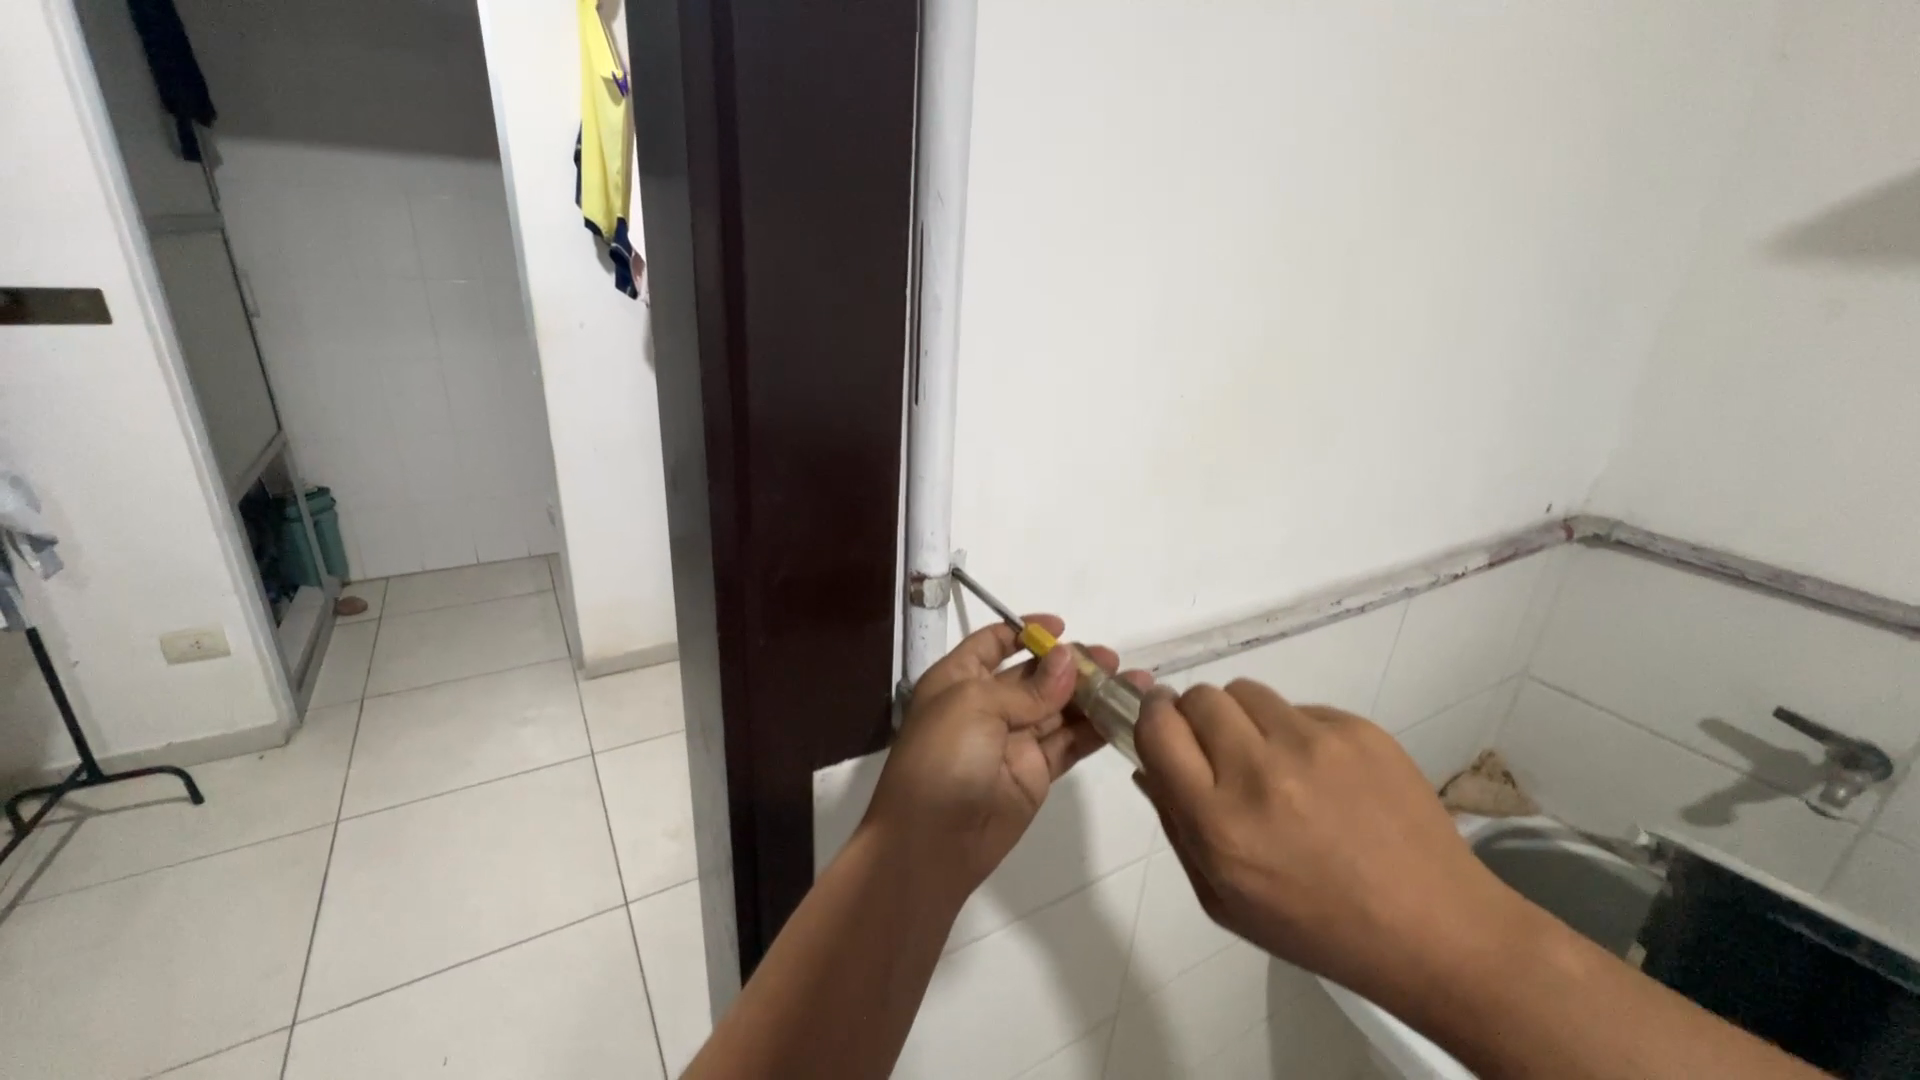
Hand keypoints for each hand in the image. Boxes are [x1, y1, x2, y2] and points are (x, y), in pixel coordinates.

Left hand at [863, 617, 1116, 898]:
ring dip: (1093, 694)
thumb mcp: (975, 705)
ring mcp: (1013, 740)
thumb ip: (1029, 687)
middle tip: (1110, 659)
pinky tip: (1123, 714)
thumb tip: (1070, 659)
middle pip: (1035, 675)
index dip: (1026, 632)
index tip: (1062, 627)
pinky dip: (1095, 729)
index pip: (994, 644)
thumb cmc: (942, 757)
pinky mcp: (1036, 772)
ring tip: (1131, 681)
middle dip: (1071, 664)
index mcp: (958, 679)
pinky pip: (1069, 742)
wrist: (931, 841)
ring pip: (1059, 708)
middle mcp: (987, 705)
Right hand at [1133, 680, 1517, 1000]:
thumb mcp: (1222, 899)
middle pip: (1198, 698)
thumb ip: (1176, 826)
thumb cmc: (1315, 926)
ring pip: (1245, 691)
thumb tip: (1150, 765)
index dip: (1151, 719)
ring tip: (1272, 761)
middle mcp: (1260, 772)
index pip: (1157, 729)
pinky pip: (1299, 707)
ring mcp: (1313, 743)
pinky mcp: (1358, 730)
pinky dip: (1295, 732)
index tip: (1161, 727)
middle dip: (1194, 717)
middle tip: (1218, 751)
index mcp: (1219, 823)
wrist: (1432, 927)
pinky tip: (1322, 776)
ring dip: (1243, 718)